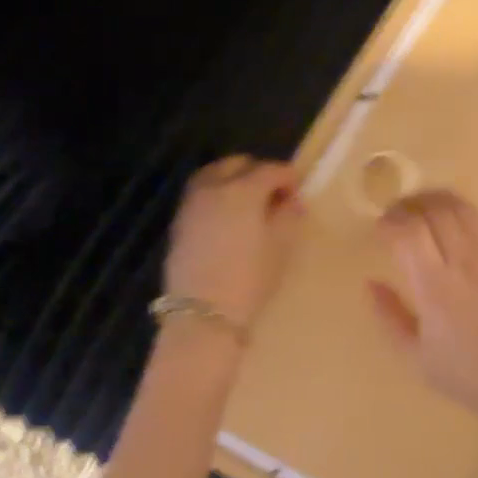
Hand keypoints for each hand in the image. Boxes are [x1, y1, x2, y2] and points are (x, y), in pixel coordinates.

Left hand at [164, 155, 304, 329]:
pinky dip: (216, 196)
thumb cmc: (248, 280)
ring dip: (233, 181)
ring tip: (248, 206)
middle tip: (273, 196)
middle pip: (238, 164)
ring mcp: (192, 203)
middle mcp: (213, 187)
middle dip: (258, 173)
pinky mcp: (179, 222)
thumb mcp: (280, 249)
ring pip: (214, 175)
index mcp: (243, 189)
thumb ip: (288, 216)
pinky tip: (226, 220)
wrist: (202, 312)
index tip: (298, 192)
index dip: (289, 178)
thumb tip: (290, 201)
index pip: (271, 170)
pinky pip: (201, 195)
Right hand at [369, 190, 477, 422]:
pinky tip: (452, 225)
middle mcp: (463, 264)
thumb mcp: (414, 355)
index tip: (377, 230)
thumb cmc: (462, 374)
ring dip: (436, 201)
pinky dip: (462, 212)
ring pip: (462, 208)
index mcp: (435, 289)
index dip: (389, 222)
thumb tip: (370, 282)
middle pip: (435, 210)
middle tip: (393, 215)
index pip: (409, 232)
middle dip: (408, 205)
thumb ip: (388, 315)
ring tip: (419, 211)